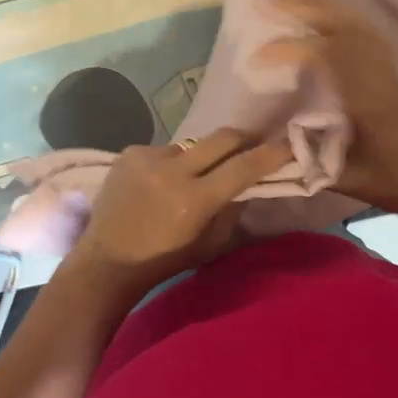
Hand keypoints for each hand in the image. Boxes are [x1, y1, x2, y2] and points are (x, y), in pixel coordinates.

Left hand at [66, 128, 291, 297]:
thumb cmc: (164, 260)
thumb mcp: (209, 244)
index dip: (272, 153)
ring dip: (202, 156)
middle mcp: (172, 171)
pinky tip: (161, 182)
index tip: (290, 145)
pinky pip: (165, 149)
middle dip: (245, 139)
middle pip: (223, 137)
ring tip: (195, 175)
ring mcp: (147, 157)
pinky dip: (172, 162)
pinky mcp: (129, 152)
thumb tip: (248, 183)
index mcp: (194, 200)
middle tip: (254, 145)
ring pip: (192, 145)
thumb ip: (232, 210)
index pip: (244, 167)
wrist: (107, 260)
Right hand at [268, 0, 397, 215]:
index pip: (327, 58)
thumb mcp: (351, 181)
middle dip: (308, 9)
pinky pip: (368, 37)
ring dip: (326, 9)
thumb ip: (310, 164)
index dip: (290, 50)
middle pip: (346, 27)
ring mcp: (390, 74)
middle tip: (271, 0)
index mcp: (369, 99)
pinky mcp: (393, 78)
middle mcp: (380, 77)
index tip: (257, 57)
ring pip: (360, 27)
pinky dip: (344, 22)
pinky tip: (328, 23)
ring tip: (294, 0)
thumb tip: (268, 149)